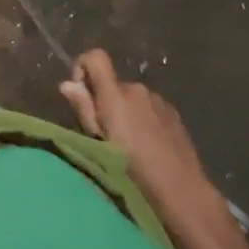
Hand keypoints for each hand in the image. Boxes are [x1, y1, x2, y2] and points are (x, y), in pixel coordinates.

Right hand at [60, 49, 248, 248]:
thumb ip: (84, 109)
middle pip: (112, 84)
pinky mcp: (173, 113)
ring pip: (131, 98)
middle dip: (105, 102)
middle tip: (106, 136)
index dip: (83, 67)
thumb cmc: (133, 170)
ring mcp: (158, 100)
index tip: (81, 95)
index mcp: (116, 94)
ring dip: (125, 113)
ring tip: (129, 145)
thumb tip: (67, 84)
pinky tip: (149, 147)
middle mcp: (137, 89)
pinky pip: (149, 108)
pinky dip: (143, 120)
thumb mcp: (99, 143)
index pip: (96, 57)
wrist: (181, 191)